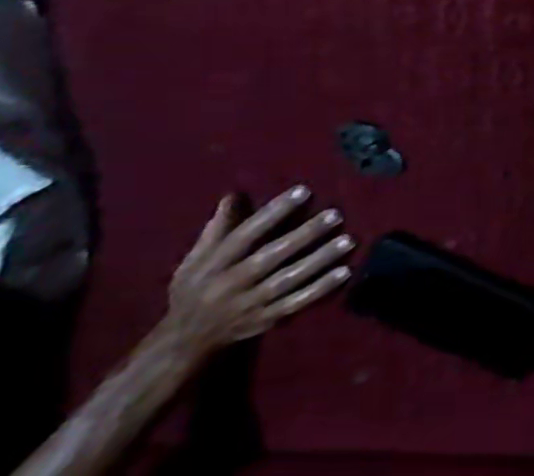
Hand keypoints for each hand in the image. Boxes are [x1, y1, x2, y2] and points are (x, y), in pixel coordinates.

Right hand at [159, 186, 354, 357]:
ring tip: (348, 240)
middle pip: (270, 257)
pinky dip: (320, 289)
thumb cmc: (195, 290)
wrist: (185, 343)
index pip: (245, 235)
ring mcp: (248, 305)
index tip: (304, 190)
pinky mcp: (264, 320)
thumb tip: (234, 194)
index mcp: (211, 266)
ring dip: (320, 261)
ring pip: (288, 280)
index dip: (274, 212)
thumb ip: (217, 228)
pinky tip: (345, 272)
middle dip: (304, 235)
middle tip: (336, 214)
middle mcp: (230, 285)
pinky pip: (295, 303)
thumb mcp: (194, 261)